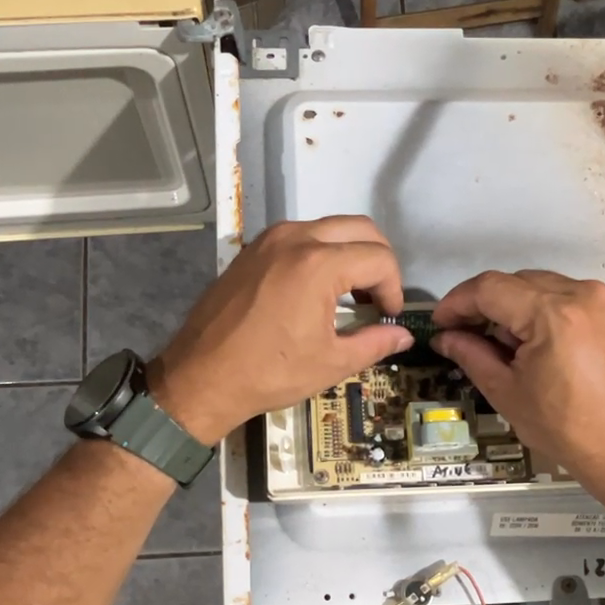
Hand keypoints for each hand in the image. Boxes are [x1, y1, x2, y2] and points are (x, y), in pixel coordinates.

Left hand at [152, 217, 413, 443]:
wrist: (201, 377)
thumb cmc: (269, 373)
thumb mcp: (330, 363)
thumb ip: (374, 343)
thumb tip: (403, 335)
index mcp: (318, 264)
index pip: (379, 259)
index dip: (394, 288)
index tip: (389, 317)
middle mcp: (295, 238)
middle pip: (360, 228)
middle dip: (379, 260)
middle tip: (378, 298)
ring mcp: (270, 239)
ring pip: (329, 227)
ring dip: (350, 253)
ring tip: (351, 294)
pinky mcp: (253, 249)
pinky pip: (301, 236)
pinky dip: (321, 253)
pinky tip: (318, 290)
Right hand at [432, 271, 604, 499]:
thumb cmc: (563, 427)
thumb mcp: (507, 392)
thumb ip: (472, 354)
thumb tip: (445, 337)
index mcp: (552, 314)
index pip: (490, 288)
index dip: (458, 302)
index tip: (439, 321)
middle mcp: (581, 293)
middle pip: (515, 282)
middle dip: (484, 304)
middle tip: (462, 333)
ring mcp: (603, 299)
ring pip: (541, 286)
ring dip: (513, 306)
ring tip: (499, 342)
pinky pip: (567, 296)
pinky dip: (542, 310)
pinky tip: (532, 341)